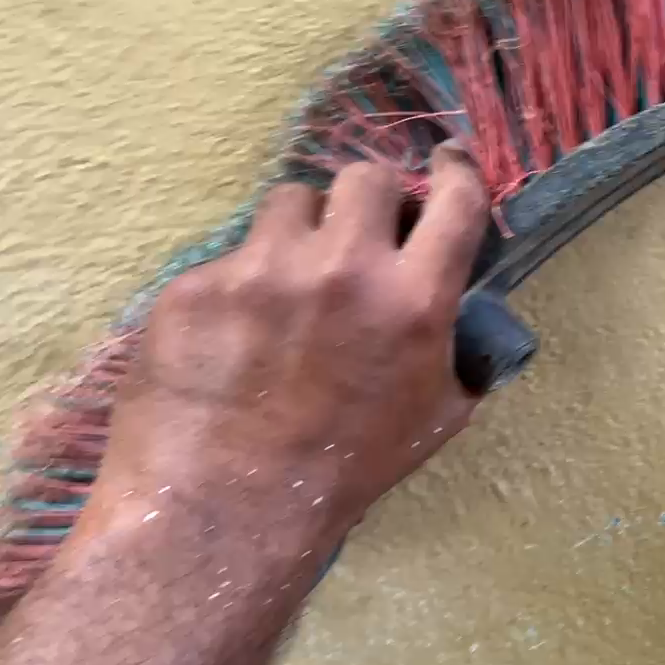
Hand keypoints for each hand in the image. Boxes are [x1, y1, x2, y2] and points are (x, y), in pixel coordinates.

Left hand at [87, 146, 489, 550]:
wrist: (233, 504)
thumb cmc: (358, 460)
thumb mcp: (446, 408)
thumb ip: (465, 346)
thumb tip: (469, 312)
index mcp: (416, 299)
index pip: (455, 202)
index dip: (459, 171)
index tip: (451, 161)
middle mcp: (344, 270)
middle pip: (366, 177)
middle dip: (379, 196)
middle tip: (372, 229)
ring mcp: (262, 272)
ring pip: (293, 199)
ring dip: (312, 224)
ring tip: (304, 268)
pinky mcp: (195, 287)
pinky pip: (236, 251)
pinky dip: (255, 272)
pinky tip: (250, 321)